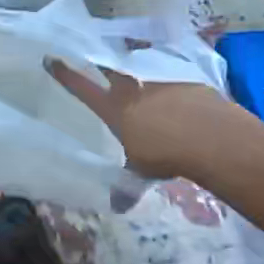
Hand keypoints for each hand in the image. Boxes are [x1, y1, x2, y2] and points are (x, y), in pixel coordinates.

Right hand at [46, 59, 239, 178]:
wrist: (211, 136)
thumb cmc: (165, 153)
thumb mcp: (140, 172)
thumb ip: (127, 185)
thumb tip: (117, 205)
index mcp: (114, 108)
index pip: (82, 88)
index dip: (65, 74)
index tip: (51, 58)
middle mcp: (133, 89)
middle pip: (112, 72)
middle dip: (105, 69)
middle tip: (103, 69)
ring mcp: (161, 82)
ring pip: (144, 77)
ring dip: (144, 85)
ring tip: (150, 95)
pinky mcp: (188, 83)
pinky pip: (174, 84)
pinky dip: (175, 94)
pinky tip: (183, 107)